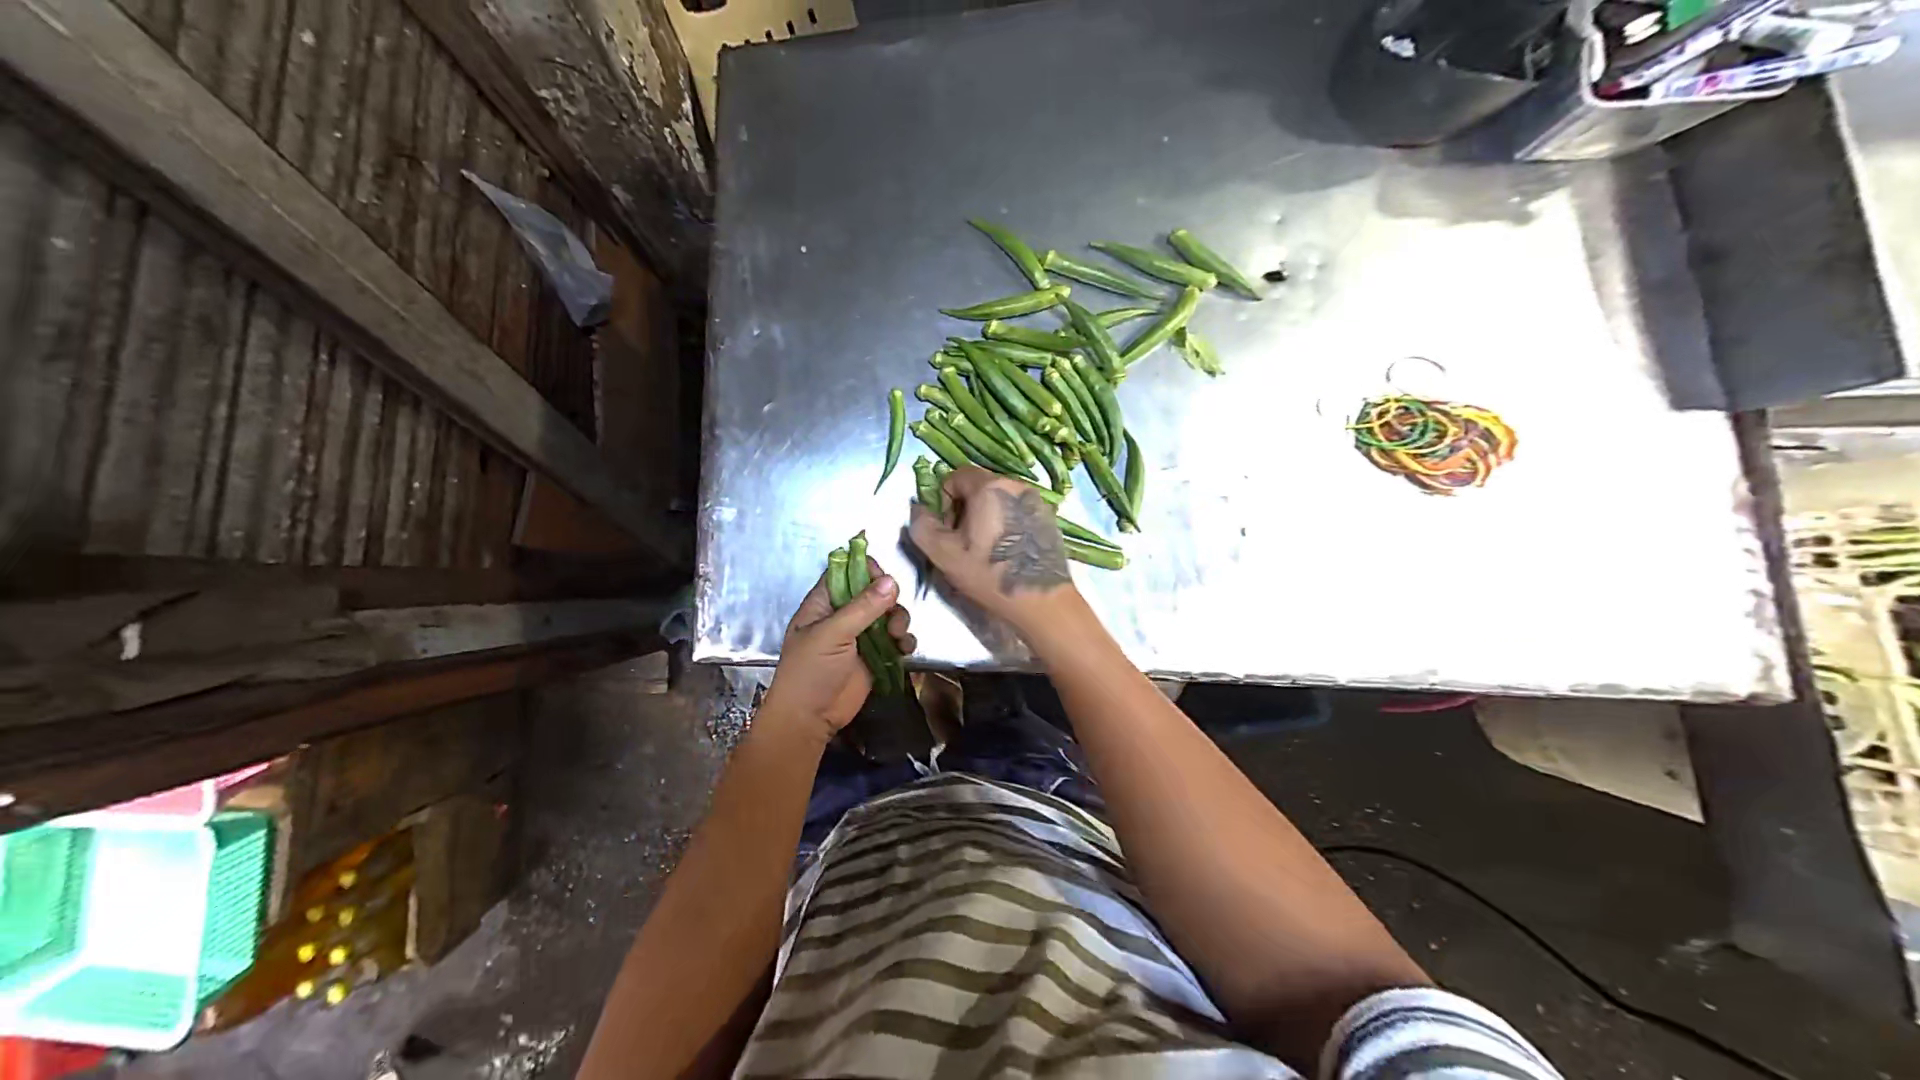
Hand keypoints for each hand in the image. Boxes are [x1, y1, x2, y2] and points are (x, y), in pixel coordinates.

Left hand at [761, 560, 915, 741]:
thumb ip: (863, 607)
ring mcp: (860, 637)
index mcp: (823, 604)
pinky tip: (904, 648)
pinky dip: (904, 641)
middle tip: (892, 613)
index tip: (883, 576)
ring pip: (889, 615)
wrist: (809, 719)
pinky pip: (896, 640)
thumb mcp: (832, 634)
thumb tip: (890, 581)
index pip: (845, 572)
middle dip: (888, 599)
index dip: (864, 569)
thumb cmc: (809, 672)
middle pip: (873, 592)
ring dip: (899, 620)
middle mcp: (843, 616)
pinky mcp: (875, 657)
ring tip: (898, 635)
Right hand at [908, 467, 1080, 634]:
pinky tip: (1007, 554)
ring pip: (998, 501)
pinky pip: (1017, 513)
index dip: (944, 501)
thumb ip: (922, 525)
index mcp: (990, 486)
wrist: (1041, 601)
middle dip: (964, 510)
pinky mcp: (1049, 520)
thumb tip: (918, 508)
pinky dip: (1006, 525)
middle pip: (979, 487)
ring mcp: (1037, 502)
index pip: (956, 476)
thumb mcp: (943, 553)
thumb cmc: (989, 574)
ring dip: (985, 519)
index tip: (947, 530)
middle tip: (963, 543)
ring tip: (985, 551)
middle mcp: (1017, 485)